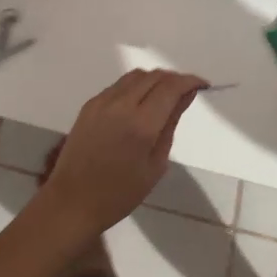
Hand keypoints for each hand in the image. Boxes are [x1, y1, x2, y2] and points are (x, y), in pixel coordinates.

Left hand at [39, 69, 208, 234]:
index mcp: (141, 123)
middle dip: (174, 78)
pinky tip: (139, 103)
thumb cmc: (120, 193)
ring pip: (135, 76)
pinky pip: (118, 86)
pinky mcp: (90, 104)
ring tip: (165, 95)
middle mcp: (121, 104)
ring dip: (154, 80)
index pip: (171, 87)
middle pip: (153, 76)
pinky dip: (135, 87)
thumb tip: (184, 97)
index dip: (190, 81)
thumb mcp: (155, 165)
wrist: (73, 200)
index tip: (202, 85)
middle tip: (186, 92)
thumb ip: (170, 125)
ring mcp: (102, 101)